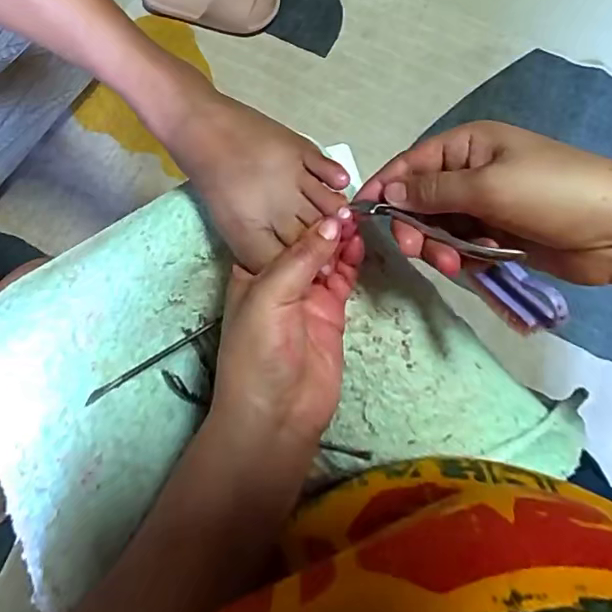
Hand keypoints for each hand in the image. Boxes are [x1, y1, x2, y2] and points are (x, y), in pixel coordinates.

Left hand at [161, 91, 350, 270]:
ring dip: (336, 214)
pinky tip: (340, 185)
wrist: (202, 128)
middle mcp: (278, 209)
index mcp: (253, 233)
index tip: (319, 266)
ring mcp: (293, 177)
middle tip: (336, 244)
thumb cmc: (209, 177)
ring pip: (329, 207)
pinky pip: (329, 170)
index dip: (309, 266)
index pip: (292, 260)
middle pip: (315, 237)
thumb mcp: (227, 224)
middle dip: (327, 245)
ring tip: (340, 217)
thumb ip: (256, 246)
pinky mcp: (300, 150)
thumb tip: (286, 259)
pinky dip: (338, 179)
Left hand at [213, 210, 364, 443]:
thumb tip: (333, 221)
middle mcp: (278, 279)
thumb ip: (302, 257)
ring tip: (358, 221)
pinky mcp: (330, 313)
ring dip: (341, 240)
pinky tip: (360, 246)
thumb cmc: (257, 352)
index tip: (327, 195)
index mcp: (252, 269)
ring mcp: (306, 296)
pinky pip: (342, 279)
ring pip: (327, 257)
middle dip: (325, 224)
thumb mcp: (270, 295)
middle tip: (351, 206)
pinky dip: (351, 262)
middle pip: (305, 242)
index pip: (278, 231)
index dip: (301, 213)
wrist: (276, 416)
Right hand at [358, 121, 611, 285]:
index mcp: (469, 144)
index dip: (386, 185)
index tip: (363, 212)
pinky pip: (464, 242)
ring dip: (438, 243)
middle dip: (415, 222)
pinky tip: (470, 265)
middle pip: (423, 196)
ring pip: (441, 224)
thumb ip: (433, 191)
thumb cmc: (554, 194)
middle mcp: (474, 170)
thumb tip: (387, 188)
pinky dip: (461, 254)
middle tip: (414, 248)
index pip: (413, 162)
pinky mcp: (501, 232)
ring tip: (452, 262)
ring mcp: (488, 203)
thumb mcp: (488, 186)